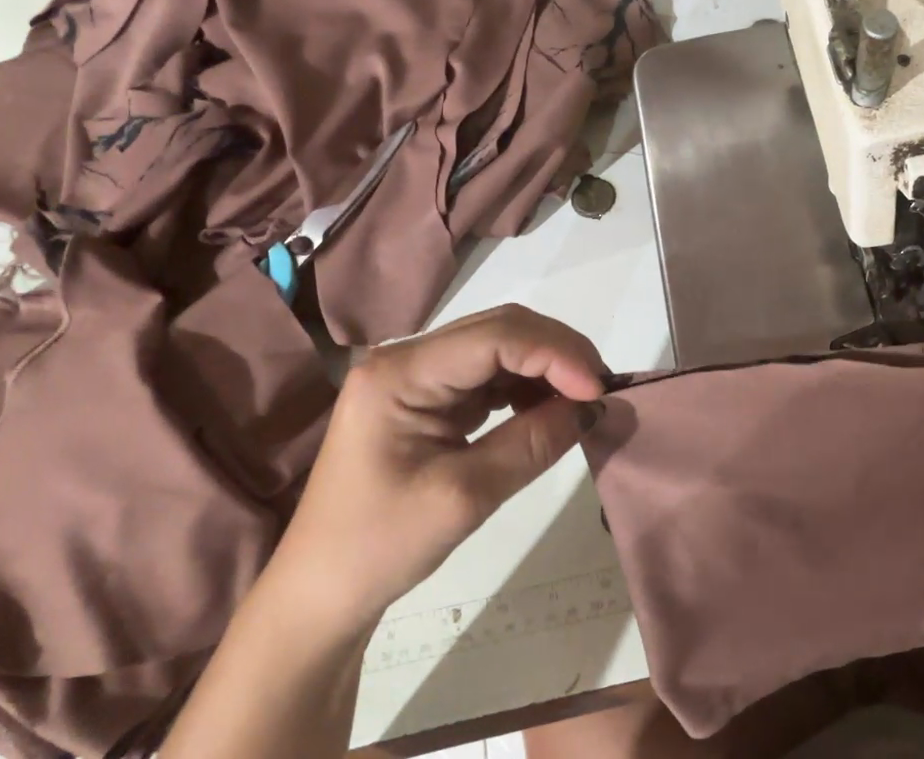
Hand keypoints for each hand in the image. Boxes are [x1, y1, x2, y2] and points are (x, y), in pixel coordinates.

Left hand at [269, 305, 607, 626]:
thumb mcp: (466, 496)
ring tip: (583, 403)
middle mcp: (406, 359)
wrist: (321, 594)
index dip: (556, 354)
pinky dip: (528, 388)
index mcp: (399, 373)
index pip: (496, 336)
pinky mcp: (428, 399)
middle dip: (558, 354)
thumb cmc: (380, 546)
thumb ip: (534, 443)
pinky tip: (550, 411)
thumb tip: (596, 407)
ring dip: (547, 369)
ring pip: (501, 348)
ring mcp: (415, 377)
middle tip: (602, 392)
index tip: (599, 391)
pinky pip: (490, 376)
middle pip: (501, 330)